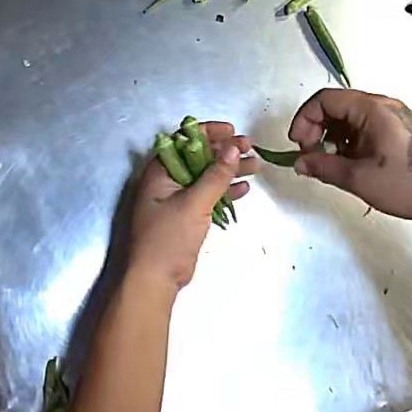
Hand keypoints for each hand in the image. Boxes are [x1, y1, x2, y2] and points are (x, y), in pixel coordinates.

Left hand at [127, 120, 257, 289]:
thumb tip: (233, 148)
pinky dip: (226, 190)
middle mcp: (167, 180)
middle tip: (249, 147)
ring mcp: (177, 198)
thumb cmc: (167, 238)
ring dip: (230, 170)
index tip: (232, 131)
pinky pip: (209, 195)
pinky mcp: (187, 215)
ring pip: (207, 175)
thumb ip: (216, 175)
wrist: (155, 279)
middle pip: (199, 156)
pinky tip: (244, 188)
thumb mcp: (194, 203)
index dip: (209, 132)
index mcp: (160, 171)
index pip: (184, 140)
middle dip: (224, 151)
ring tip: (256, 165)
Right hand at [289, 89, 411, 221]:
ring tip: (331, 164)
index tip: (298, 145)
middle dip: (317, 129)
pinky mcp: (399, 129)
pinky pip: (365, 127)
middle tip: (312, 157)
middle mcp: (383, 105)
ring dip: (333, 137)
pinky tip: (350, 164)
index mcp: (372, 109)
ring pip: (350, 118)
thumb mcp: (359, 179)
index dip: (304, 119)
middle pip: (337, 106)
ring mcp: (393, 116)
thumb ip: (324, 168)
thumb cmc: (408, 184)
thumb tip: (299, 164)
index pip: (325, 99)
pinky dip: (350, 141)